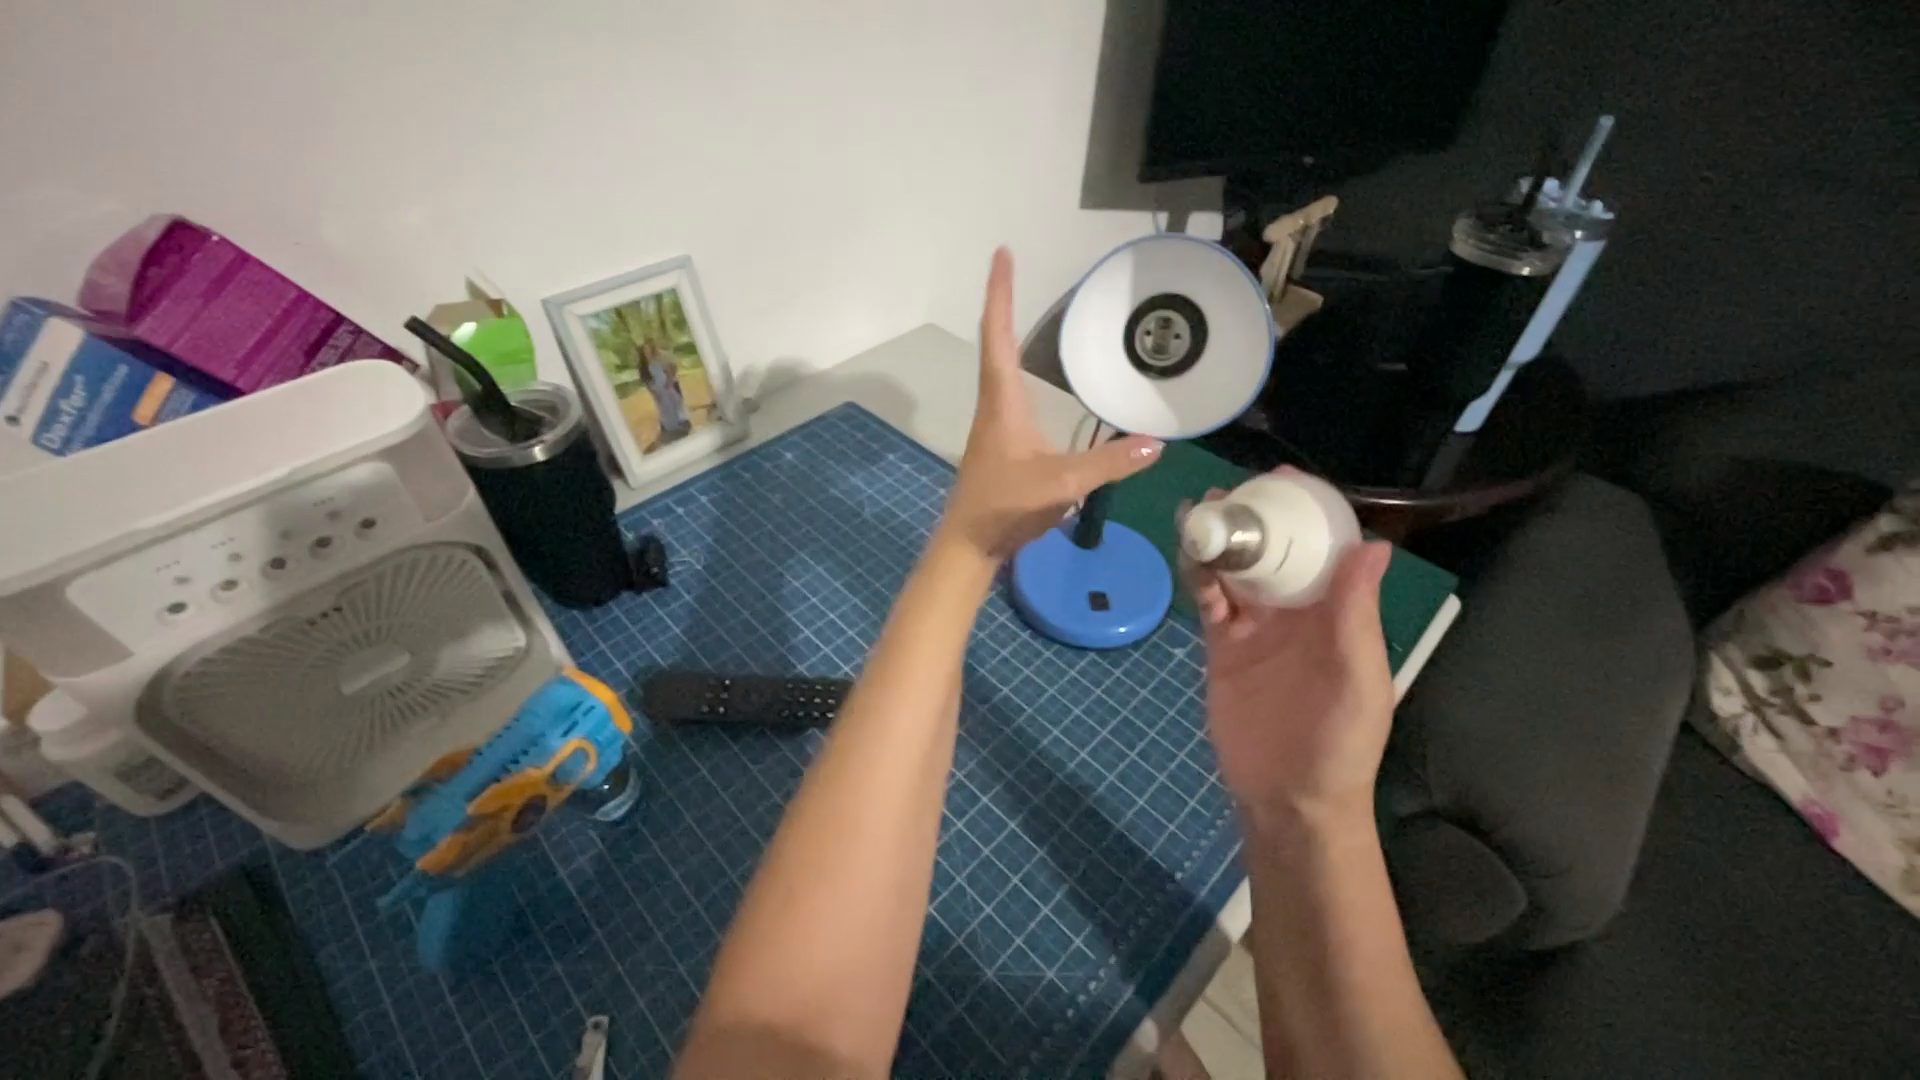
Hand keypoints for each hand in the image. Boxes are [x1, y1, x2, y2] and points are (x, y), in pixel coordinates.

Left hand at [938, 248, 1161, 560]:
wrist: (969, 544)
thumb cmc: (1005, 506)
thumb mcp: (1061, 483)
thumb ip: (1108, 465)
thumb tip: (1155, 444)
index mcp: (1002, 401)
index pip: (998, 335)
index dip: (1000, 294)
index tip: (1001, 254)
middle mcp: (994, 405)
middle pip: (995, 343)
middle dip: (1004, 304)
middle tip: (1014, 270)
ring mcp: (995, 425)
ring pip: (1000, 369)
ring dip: (1009, 336)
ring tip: (1027, 311)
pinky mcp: (1001, 444)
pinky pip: (1010, 393)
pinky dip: (1020, 370)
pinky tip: (1038, 383)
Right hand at [1184, 480, 1394, 821]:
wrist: (1289, 797)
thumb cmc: (1338, 743)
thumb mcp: (1358, 678)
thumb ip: (1357, 614)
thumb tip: (1372, 545)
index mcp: (1336, 614)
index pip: (1323, 551)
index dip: (1308, 514)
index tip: (1284, 482)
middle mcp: (1296, 613)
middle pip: (1274, 553)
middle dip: (1254, 520)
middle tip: (1228, 490)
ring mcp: (1256, 628)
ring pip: (1236, 572)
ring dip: (1221, 542)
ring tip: (1200, 509)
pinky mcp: (1222, 647)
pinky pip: (1209, 603)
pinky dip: (1199, 578)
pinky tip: (1188, 555)